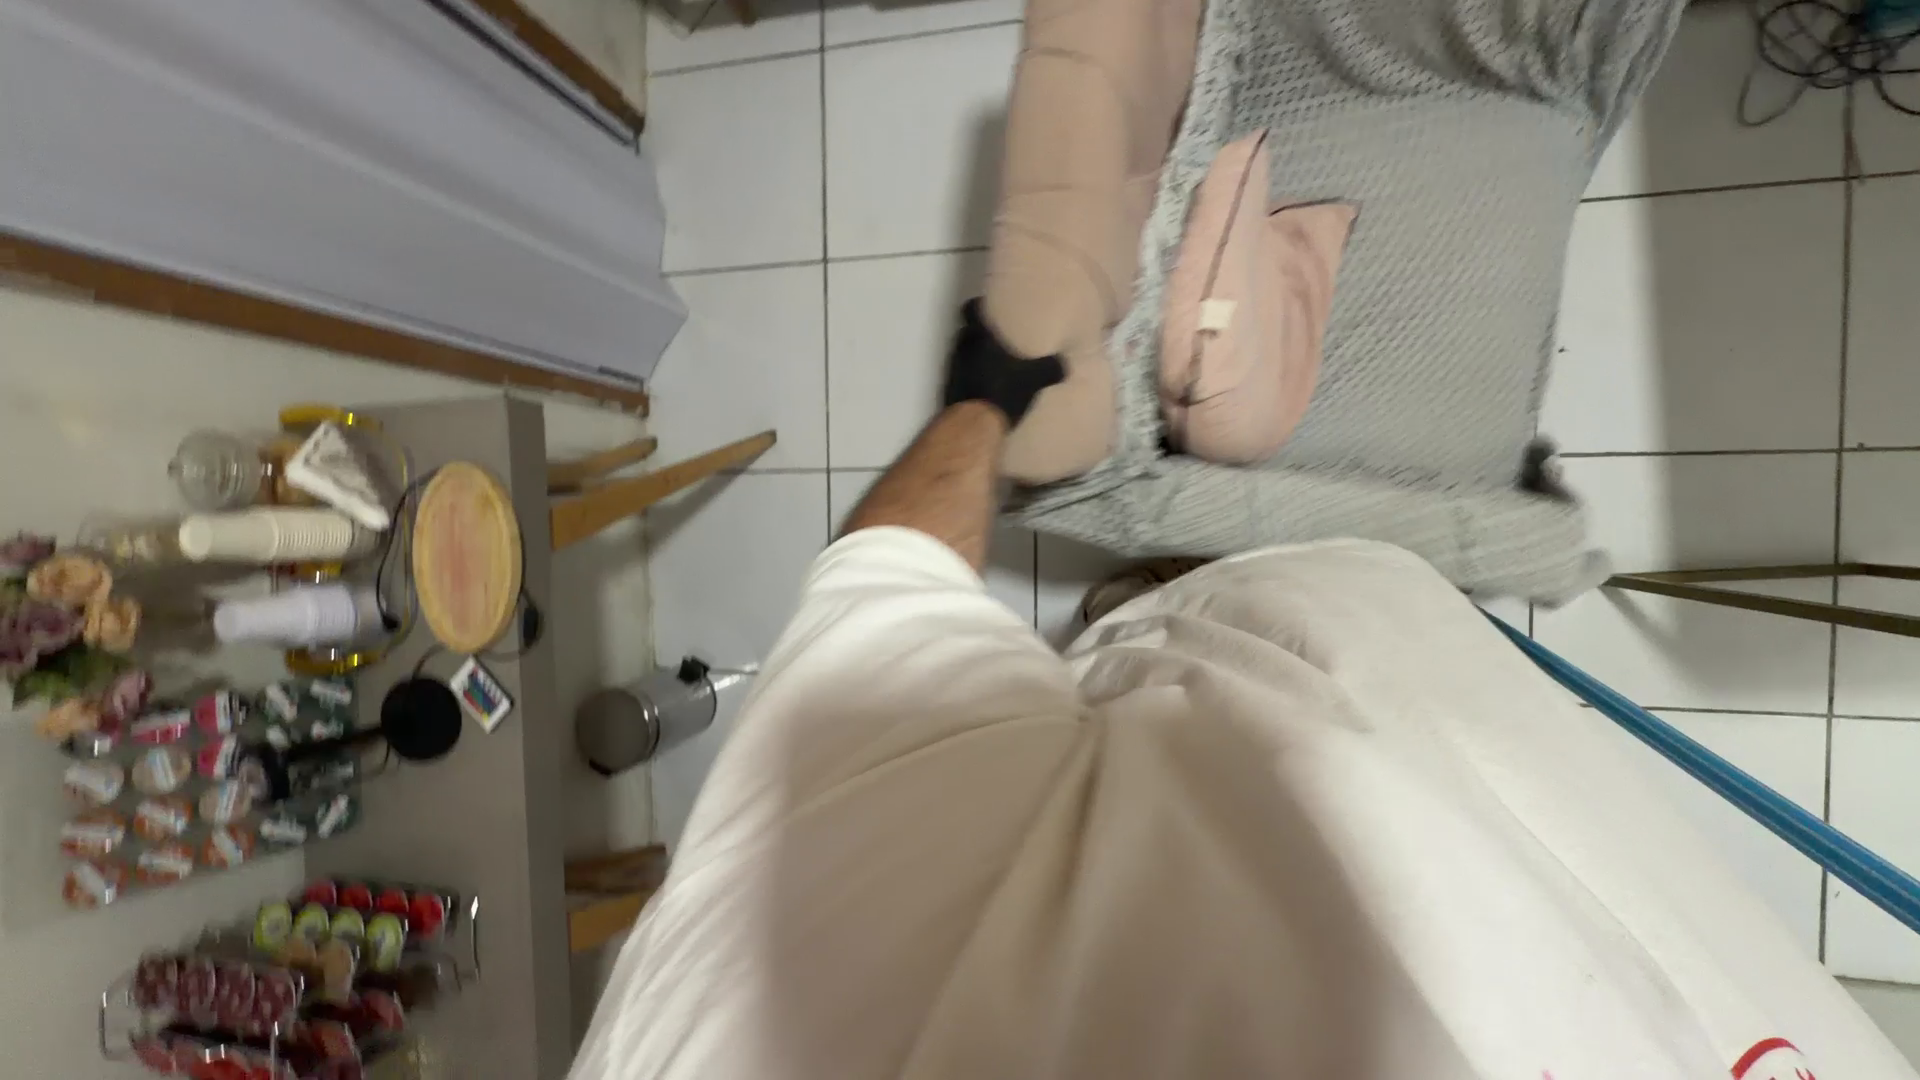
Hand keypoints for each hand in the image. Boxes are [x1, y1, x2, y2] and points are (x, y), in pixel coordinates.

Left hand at [942, 299, 1065, 427]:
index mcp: (980, 336)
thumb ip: (1050, 368)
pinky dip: (971, 378)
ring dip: (974, 357)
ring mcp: (952, 369)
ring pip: (962, 354)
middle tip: (997, 337)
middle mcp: (962, 347)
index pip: (970, 309)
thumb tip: (1064, 364)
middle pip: (966, 331)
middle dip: (980, 333)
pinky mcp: (949, 390)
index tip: (988, 306)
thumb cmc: (1004, 390)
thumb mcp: (1034, 379)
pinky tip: (986, 387)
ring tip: (994, 363)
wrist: (974, 425)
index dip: (977, 306)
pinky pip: (960, 376)